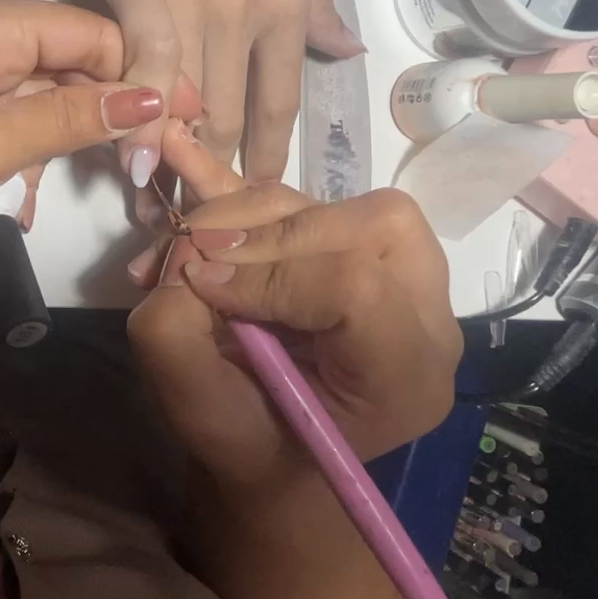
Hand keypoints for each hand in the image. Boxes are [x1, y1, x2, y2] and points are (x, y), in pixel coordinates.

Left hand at [0, 0, 195, 253]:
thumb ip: (76, 117)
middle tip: (155, 163)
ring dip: (58, 151)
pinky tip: (22, 207)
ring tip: (86, 191)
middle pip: (65, 69)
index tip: (190, 117)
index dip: (141, 72)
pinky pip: (5, 136)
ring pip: (37, 109)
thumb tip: (156, 99)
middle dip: (104, 117)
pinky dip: (20, 167)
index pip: (86, 32)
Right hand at [92, 0, 361, 188]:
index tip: (252, 196)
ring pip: (188, 110)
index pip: (278, 104)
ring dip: (171, 165)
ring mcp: (198, 13)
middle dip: (213, 176)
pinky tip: (126, 166)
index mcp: (290, 7)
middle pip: (229, 119)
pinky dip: (136, 125)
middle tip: (195, 222)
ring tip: (155, 210)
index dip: (264, 155)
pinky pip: (143, 79)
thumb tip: (340, 47)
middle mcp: (251, 22)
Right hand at [126, 127, 458, 490]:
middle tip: (186, 264)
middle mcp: (423, 316)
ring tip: (183, 251)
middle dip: (251, 236)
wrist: (265, 448)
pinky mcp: (351, 243)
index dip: (265, 274)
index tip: (196, 288)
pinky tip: (180, 150)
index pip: (356, 286)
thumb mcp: (192, 406)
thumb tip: (184, 260)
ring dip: (239, 216)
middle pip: (356, 226)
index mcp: (403, 378)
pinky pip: (306, 195)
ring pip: (326, 201)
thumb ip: (174, 331)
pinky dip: (240, 183)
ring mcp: (394, 273)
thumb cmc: (238, 439)